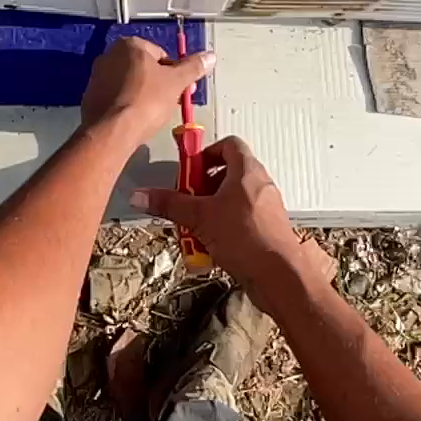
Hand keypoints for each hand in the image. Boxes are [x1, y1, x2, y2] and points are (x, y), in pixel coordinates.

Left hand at [79, 36, 215, 138]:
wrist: (111, 132)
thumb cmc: (146, 102)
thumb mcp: (176, 83)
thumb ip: (193, 67)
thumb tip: (209, 56)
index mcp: (130, 45)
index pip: (161, 54)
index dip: (175, 73)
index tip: (181, 90)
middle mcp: (109, 54)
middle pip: (144, 68)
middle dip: (159, 84)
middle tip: (169, 103)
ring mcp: (97, 75)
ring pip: (130, 82)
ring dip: (143, 94)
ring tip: (152, 114)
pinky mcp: (90, 96)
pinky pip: (116, 96)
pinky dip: (127, 104)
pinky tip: (134, 119)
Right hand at [131, 137, 327, 309]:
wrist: (279, 276)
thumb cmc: (245, 237)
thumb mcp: (199, 217)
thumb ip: (170, 204)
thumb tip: (140, 196)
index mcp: (247, 170)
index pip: (228, 145)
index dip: (207, 154)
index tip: (189, 171)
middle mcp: (260, 184)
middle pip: (228, 173)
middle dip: (203, 188)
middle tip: (187, 202)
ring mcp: (265, 207)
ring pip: (232, 200)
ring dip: (211, 211)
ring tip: (195, 228)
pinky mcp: (267, 230)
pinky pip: (241, 221)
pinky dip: (224, 228)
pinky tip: (211, 247)